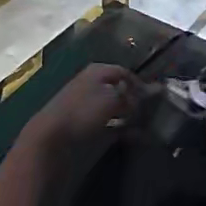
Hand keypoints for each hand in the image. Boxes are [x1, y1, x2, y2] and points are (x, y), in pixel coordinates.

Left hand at [15, 64, 140, 162]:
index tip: (153, 98)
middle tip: (149, 112)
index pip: (124, 72)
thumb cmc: (83, 110)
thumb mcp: (112, 100)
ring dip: (127, 114)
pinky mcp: (81, 119)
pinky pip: (106, 120)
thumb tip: (139, 98)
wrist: (52, 134)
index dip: (139, 83)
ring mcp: (85, 101)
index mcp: (97, 71)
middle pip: (118, 88)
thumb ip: (129, 97)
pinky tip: (127, 135)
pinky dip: (118, 126)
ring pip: (112, 105)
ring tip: (141, 125)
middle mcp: (91, 82)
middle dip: (133, 99)